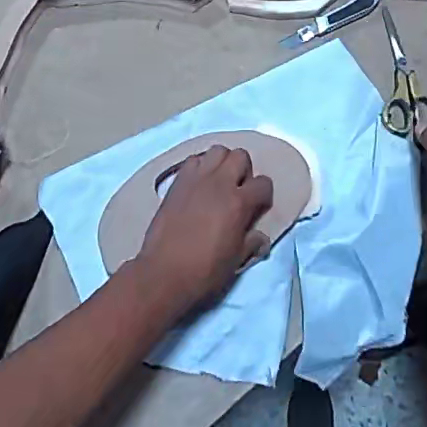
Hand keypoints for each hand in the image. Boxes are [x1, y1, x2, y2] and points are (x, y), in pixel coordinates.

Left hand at [133, 146, 273, 314]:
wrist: (162, 275)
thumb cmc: (204, 272)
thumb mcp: (236, 261)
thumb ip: (252, 243)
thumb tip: (262, 239)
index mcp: (239, 203)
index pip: (263, 183)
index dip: (264, 195)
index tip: (258, 207)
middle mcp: (220, 184)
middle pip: (240, 156)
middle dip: (244, 171)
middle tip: (238, 191)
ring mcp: (197, 180)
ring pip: (217, 151)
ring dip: (222, 163)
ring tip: (218, 183)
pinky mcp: (177, 183)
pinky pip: (193, 160)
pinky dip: (200, 167)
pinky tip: (198, 185)